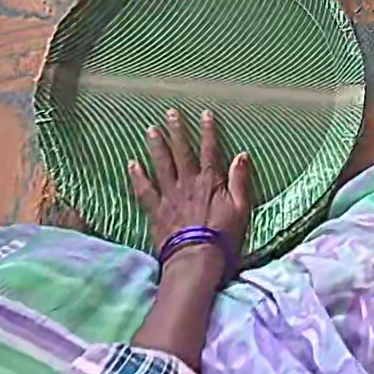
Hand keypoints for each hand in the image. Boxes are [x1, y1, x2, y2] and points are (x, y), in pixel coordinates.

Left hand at [128, 109, 253, 278]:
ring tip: (150, 129)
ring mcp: (169, 195)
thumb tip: (242, 154)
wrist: (196, 260)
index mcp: (210, 181)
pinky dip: (137, 176)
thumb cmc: (223, 237)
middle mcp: (187, 183)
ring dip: (156, 146)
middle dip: (177, 131)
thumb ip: (240, 180)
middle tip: (170, 113)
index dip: (208, 131)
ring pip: (161, 165)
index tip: (205, 113)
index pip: (210, 150)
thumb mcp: (241, 208)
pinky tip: (131, 163)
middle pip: (181, 152)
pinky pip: (144, 190)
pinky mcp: (156, 210)